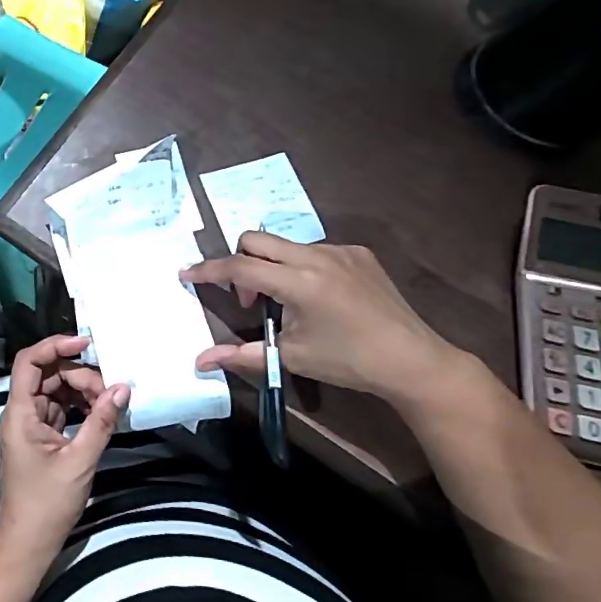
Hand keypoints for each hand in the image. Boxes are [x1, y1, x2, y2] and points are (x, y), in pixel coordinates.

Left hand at [0, 336, 129, 564]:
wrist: (27, 541)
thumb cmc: (47, 502)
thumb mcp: (80, 460)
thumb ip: (101, 422)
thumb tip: (122, 388)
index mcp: (20, 412)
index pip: (30, 361)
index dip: (55, 346)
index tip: (86, 343)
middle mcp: (20, 412)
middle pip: (47, 374)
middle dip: (78, 375)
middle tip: (109, 391)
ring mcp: (29, 424)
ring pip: (55, 390)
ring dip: (81, 391)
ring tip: (108, 403)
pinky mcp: (40, 436)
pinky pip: (59, 408)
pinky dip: (78, 406)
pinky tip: (100, 412)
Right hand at [181, 233, 464, 403]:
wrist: (414, 361)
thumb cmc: (348, 361)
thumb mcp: (291, 357)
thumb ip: (242, 354)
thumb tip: (200, 362)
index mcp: (299, 282)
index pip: (239, 266)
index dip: (208, 270)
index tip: (187, 273)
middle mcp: (317, 256)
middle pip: (256, 239)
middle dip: (240, 262)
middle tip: (250, 299)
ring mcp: (340, 252)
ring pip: (285, 245)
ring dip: (271, 267)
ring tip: (287, 304)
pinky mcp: (359, 254)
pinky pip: (314, 251)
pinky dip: (301, 268)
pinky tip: (319, 298)